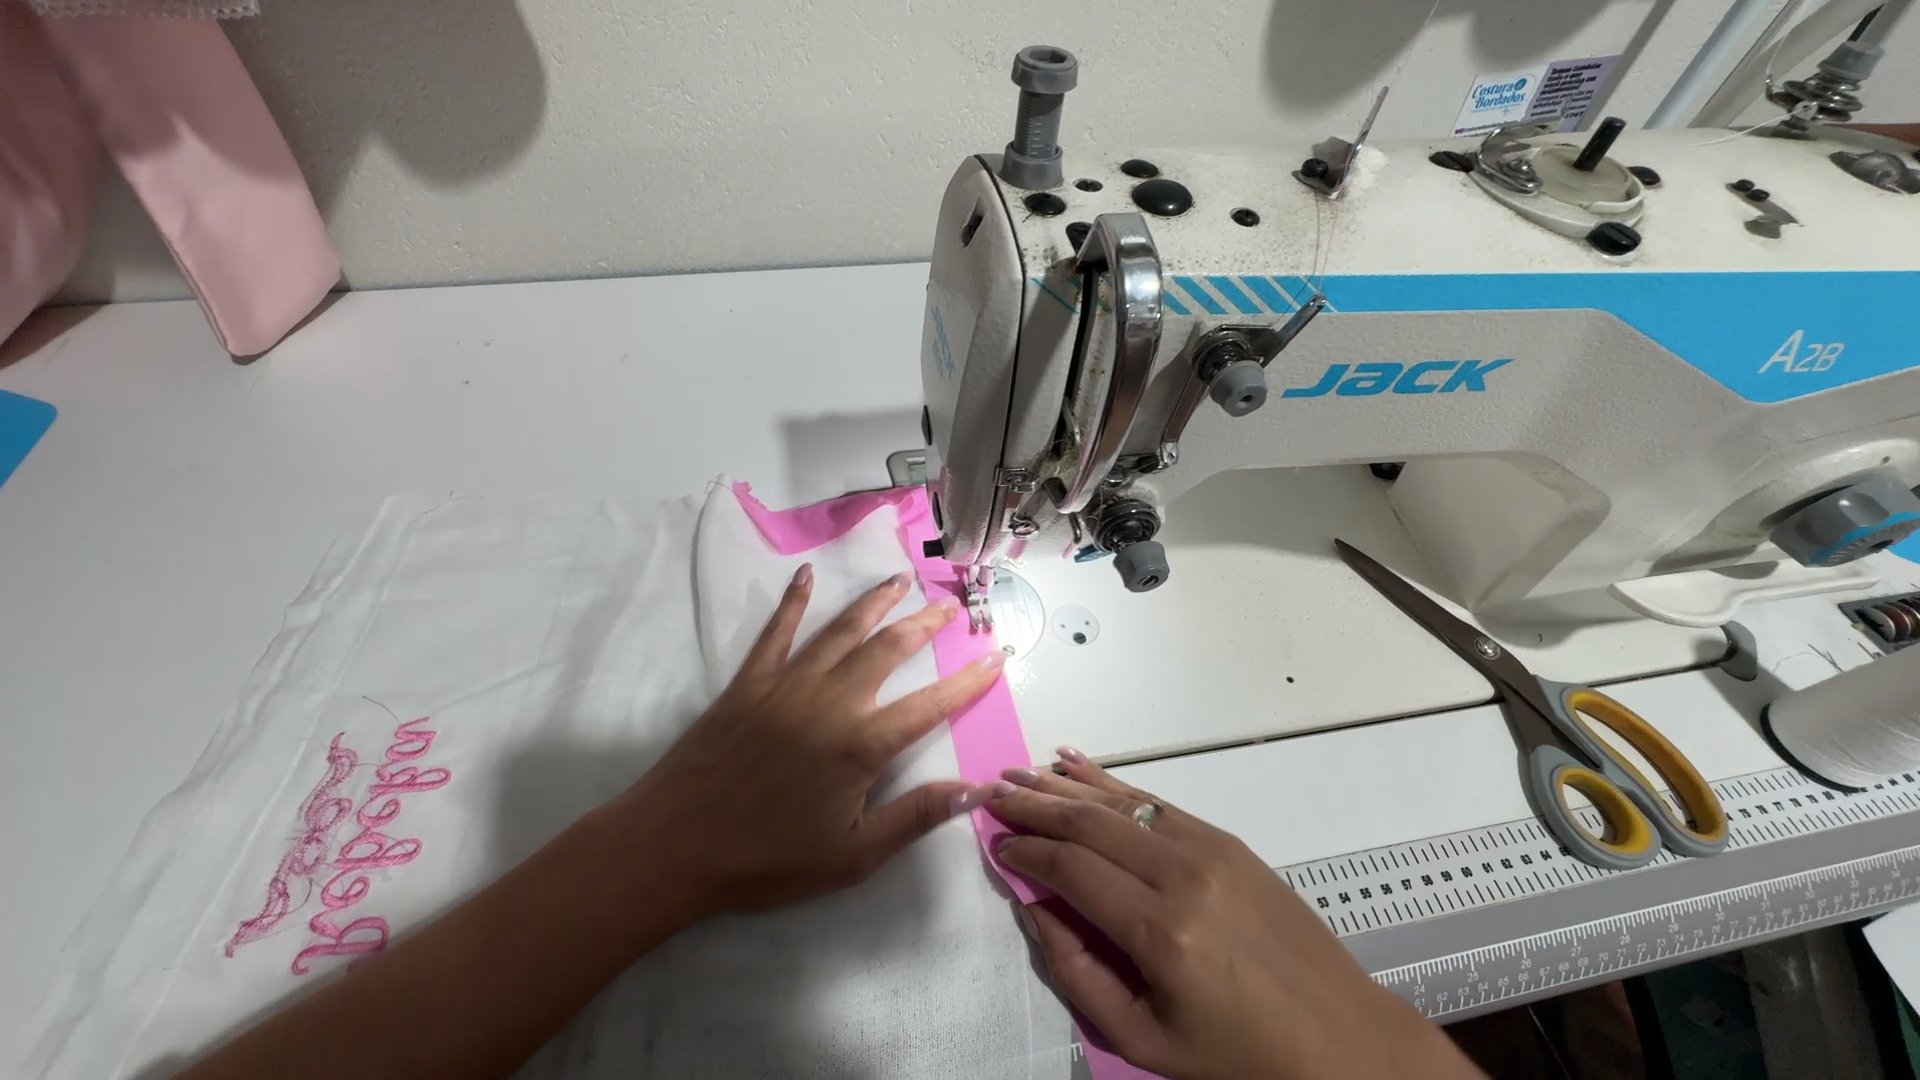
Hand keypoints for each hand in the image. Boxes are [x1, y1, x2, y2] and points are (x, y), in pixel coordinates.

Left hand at [613, 565, 1003, 918]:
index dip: (969, 682)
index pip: (930, 705)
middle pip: (888, 649)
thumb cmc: (768, 859)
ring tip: (901, 580)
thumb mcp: (852, 857)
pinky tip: (805, 574)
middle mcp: (831, 701)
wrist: (673, 846)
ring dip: (874, 602)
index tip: (997, 657)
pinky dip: (793, 601)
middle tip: (950, 605)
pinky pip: (776, 632)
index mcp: (861, 745)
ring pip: (841, 631)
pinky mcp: (749, 682)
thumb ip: (914, 817)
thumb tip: (974, 788)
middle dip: (925, 624)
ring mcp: (787, 685)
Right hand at [988, 756, 1481, 1079]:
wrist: (1342, 1037)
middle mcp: (1181, 875)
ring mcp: (1207, 848)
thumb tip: (1032, 908)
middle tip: (990, 791)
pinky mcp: (1224, 838)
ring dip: (1064, 785)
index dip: (1025, 853)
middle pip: (1089, 823)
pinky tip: (1077, 764)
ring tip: (1020, 773)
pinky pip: (1154, 801)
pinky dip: (1110, 781)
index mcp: (1161, 932)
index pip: (1071, 870)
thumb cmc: (1238, 1054)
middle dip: (1033, 805)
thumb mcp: (1144, 1040)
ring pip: (1119, 802)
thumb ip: (1077, 972)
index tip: (994, 844)